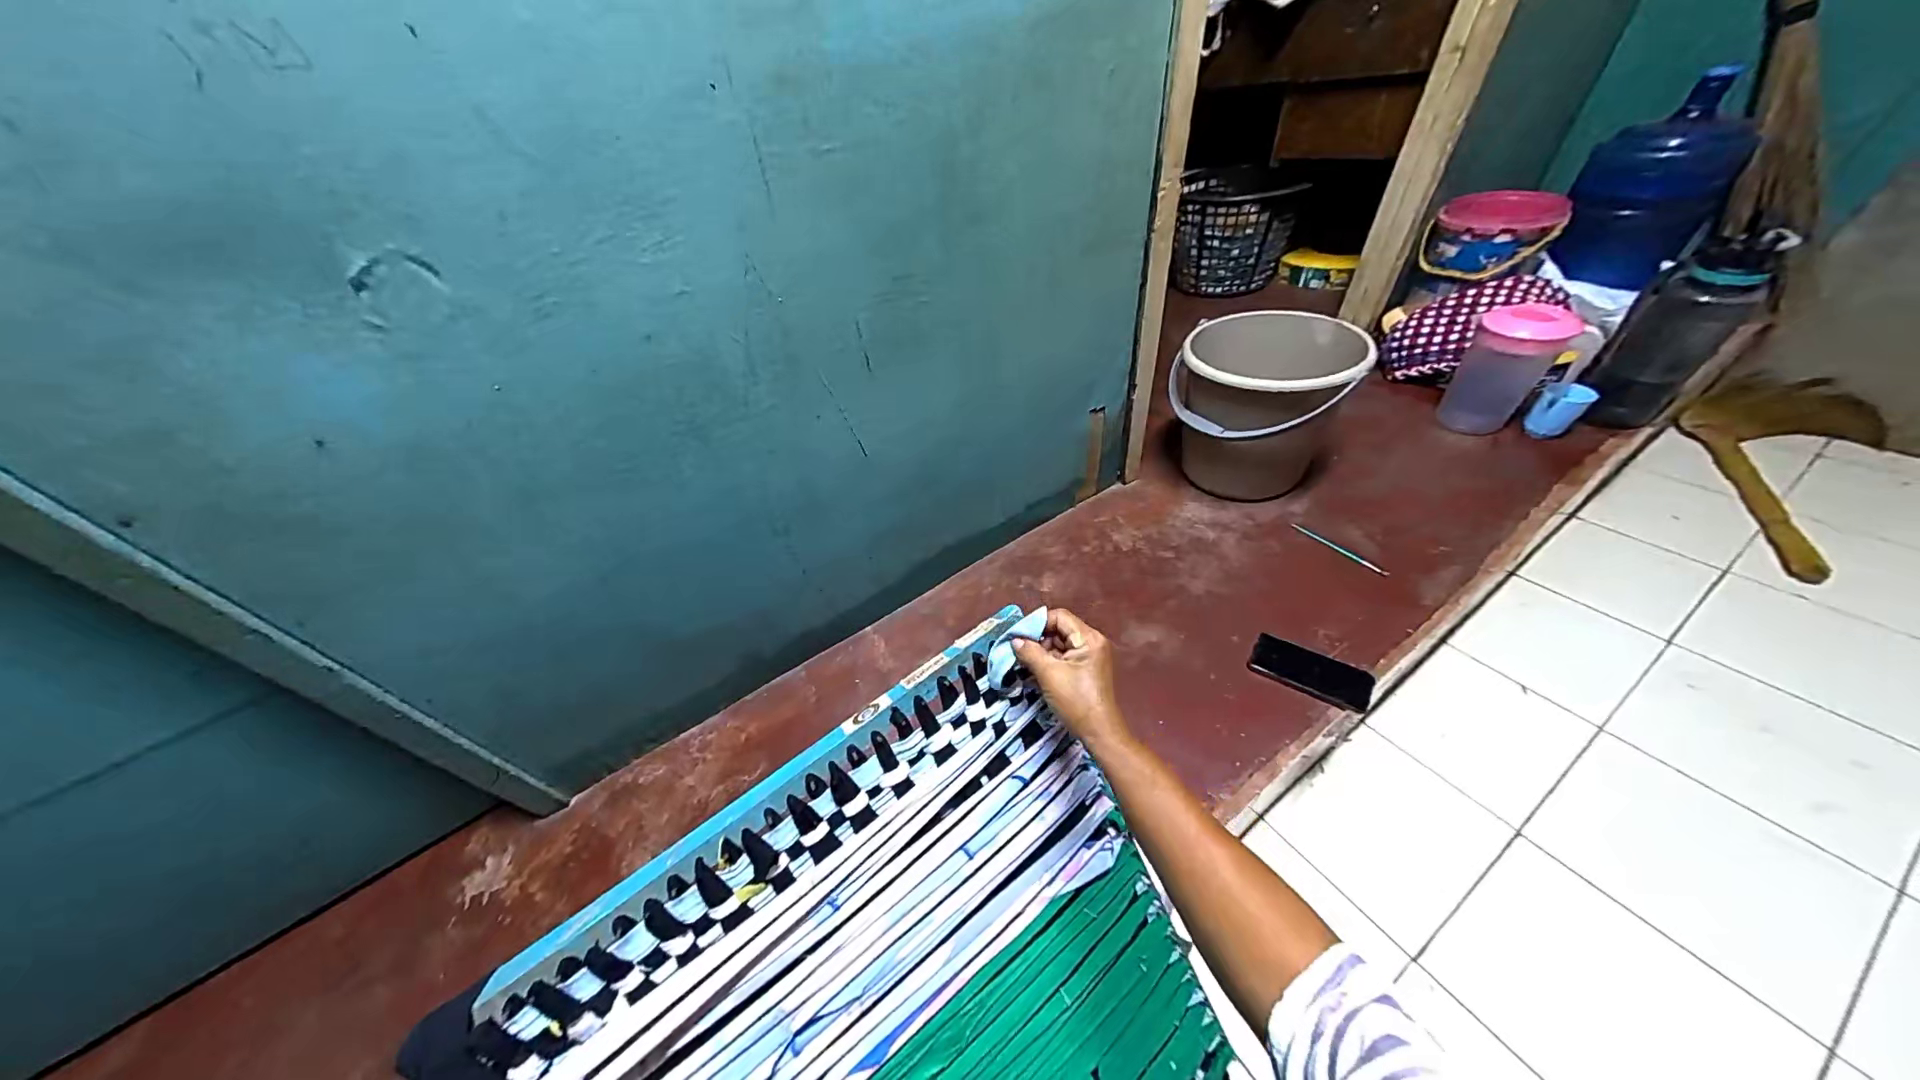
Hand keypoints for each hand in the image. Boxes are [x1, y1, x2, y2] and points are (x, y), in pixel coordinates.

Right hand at [1011, 608, 1130, 750]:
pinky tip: (1036, 670)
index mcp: (1089, 638)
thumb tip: (1015, 640)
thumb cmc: (1076, 701)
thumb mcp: (1049, 674)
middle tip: (1019, 651)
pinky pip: (1064, 656)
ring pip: (1060, 643)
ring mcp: (1090, 656)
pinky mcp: (1086, 669)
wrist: (1098, 732)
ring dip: (1042, 651)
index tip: (1018, 636)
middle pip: (1060, 629)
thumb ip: (1030, 652)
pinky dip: (1050, 661)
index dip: (1037, 623)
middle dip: (1038, 638)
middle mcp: (1092, 642)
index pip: (1059, 617)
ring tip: (1025, 662)